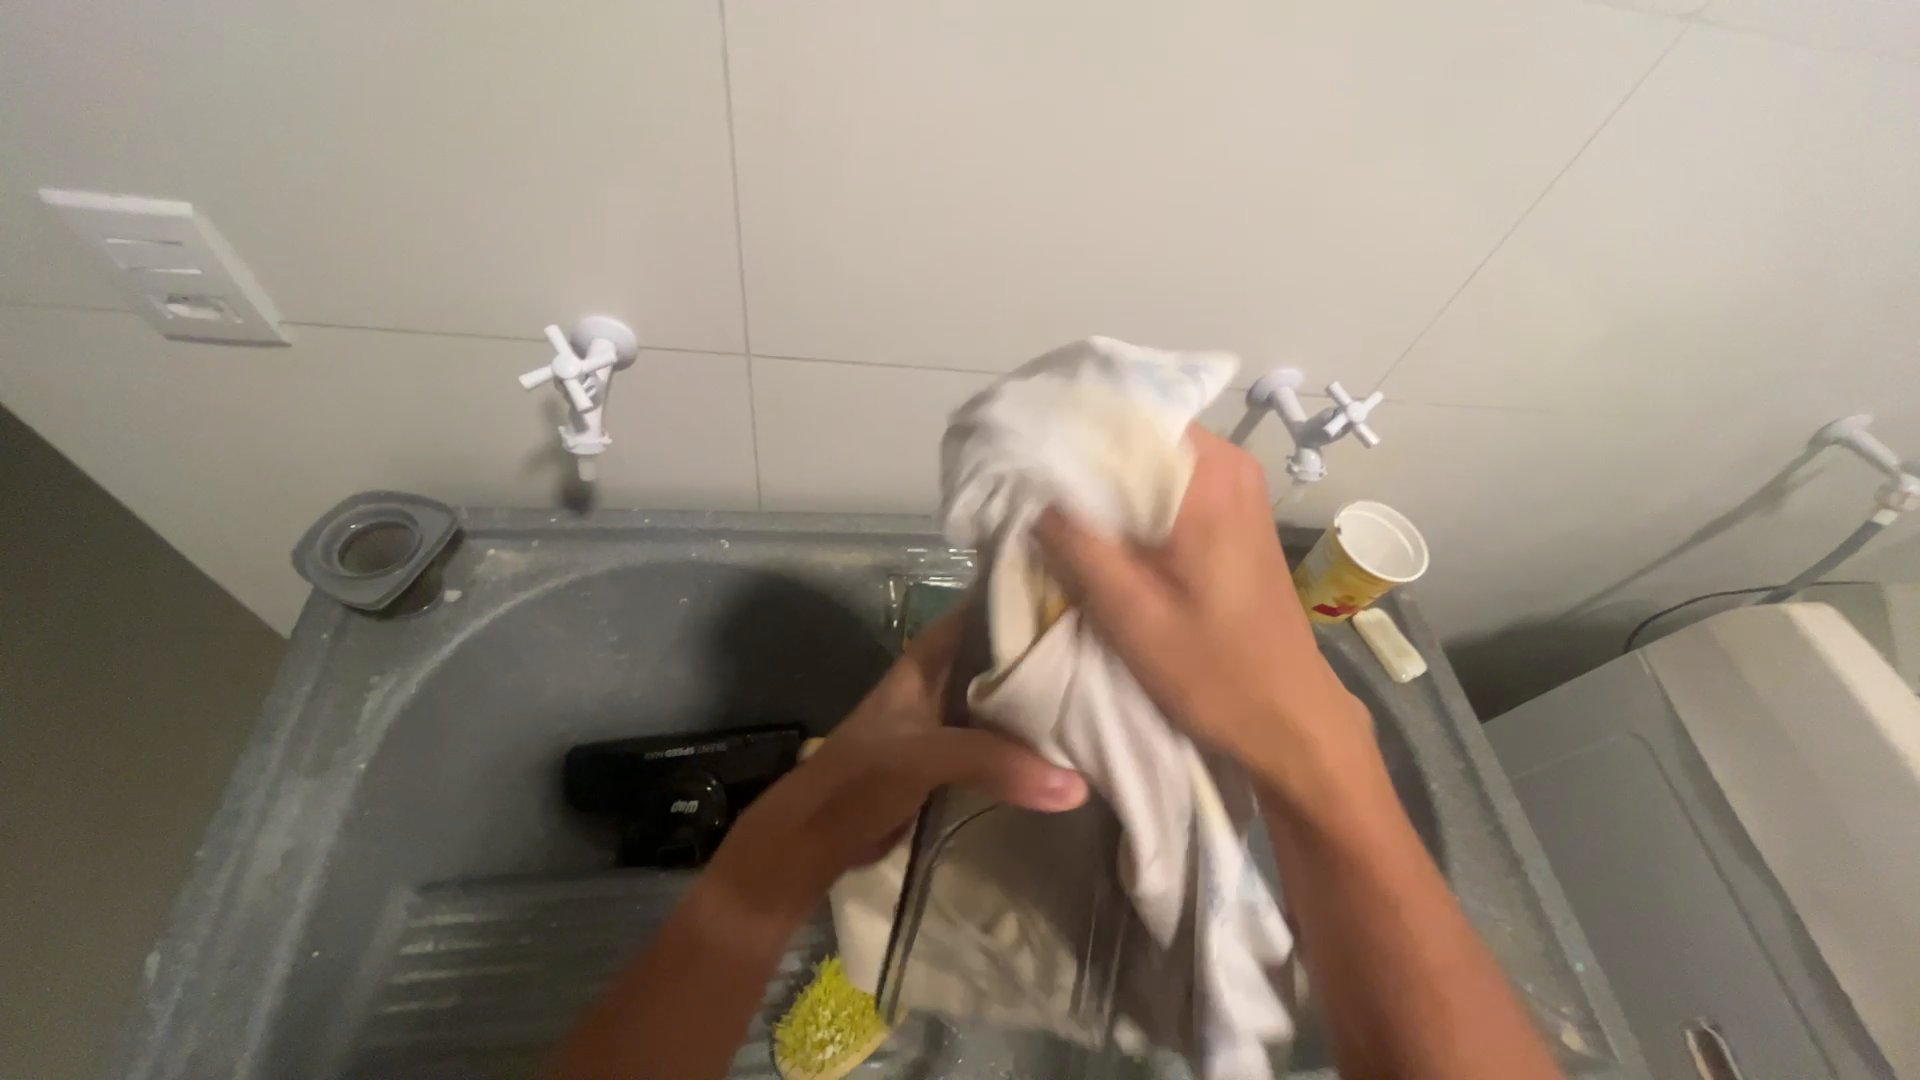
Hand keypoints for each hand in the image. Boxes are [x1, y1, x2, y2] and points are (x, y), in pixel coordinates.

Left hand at [714, 601, 1088, 916]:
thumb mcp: (927, 756)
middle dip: (1049, 652)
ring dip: (1044, 701)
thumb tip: (1079, 785)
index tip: (1089, 592)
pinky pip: (1004, 740)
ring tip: (1109, 693)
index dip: (1029, 598)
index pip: (985, 610)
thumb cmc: (861, 778)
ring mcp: (951, 720)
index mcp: (930, 659)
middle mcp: (944, 680)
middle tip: (1114, 649)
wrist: (818, 839)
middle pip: (1004, 655)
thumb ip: (997, 762)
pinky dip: (1033, 742)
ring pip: (1006, 699)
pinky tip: (1074, 746)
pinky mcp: (958, 758)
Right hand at [1034, 426, 1374, 806]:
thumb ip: (1079, 544)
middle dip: (1082, 458)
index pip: (1125, 418)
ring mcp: (1236, 489)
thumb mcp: (1131, 612)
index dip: (1069, 432)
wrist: (1289, 718)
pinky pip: (1168, 486)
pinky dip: (1129, 501)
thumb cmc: (1214, 670)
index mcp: (1209, 477)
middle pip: (1136, 436)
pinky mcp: (1234, 515)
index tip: (1023, 453)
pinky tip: (1097, 530)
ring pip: (1150, 462)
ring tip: (1053, 507)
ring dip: (1103, 483)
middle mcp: (1229, 466)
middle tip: (1029, 485)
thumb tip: (1035, 494)